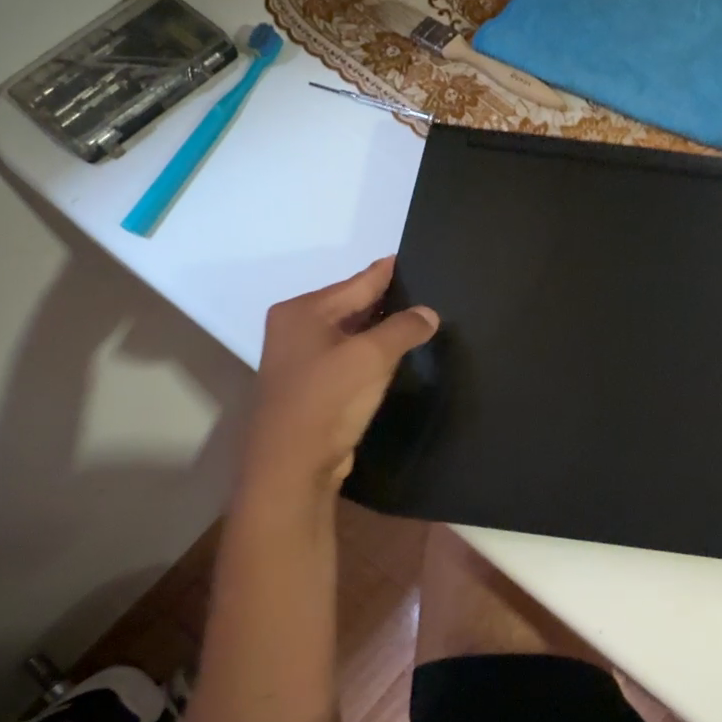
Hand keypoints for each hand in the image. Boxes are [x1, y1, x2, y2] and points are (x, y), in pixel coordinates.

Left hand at [243, 257, 437, 493]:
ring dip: (379, 331)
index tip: (406, 258)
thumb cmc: (327, 400)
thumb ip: (403, 329)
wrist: (293, 463)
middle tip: (423, 295)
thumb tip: (428, 314)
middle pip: (350, 306)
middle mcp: (295, 329)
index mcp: (303, 311)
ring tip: (416, 324)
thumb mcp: (372, 357)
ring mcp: (300, 360)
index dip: (385, 273)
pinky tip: (392, 358)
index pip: (356, 283)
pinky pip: (347, 359)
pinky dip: (370, 355)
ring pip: (349, 335)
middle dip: (385, 303)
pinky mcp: (311, 388)